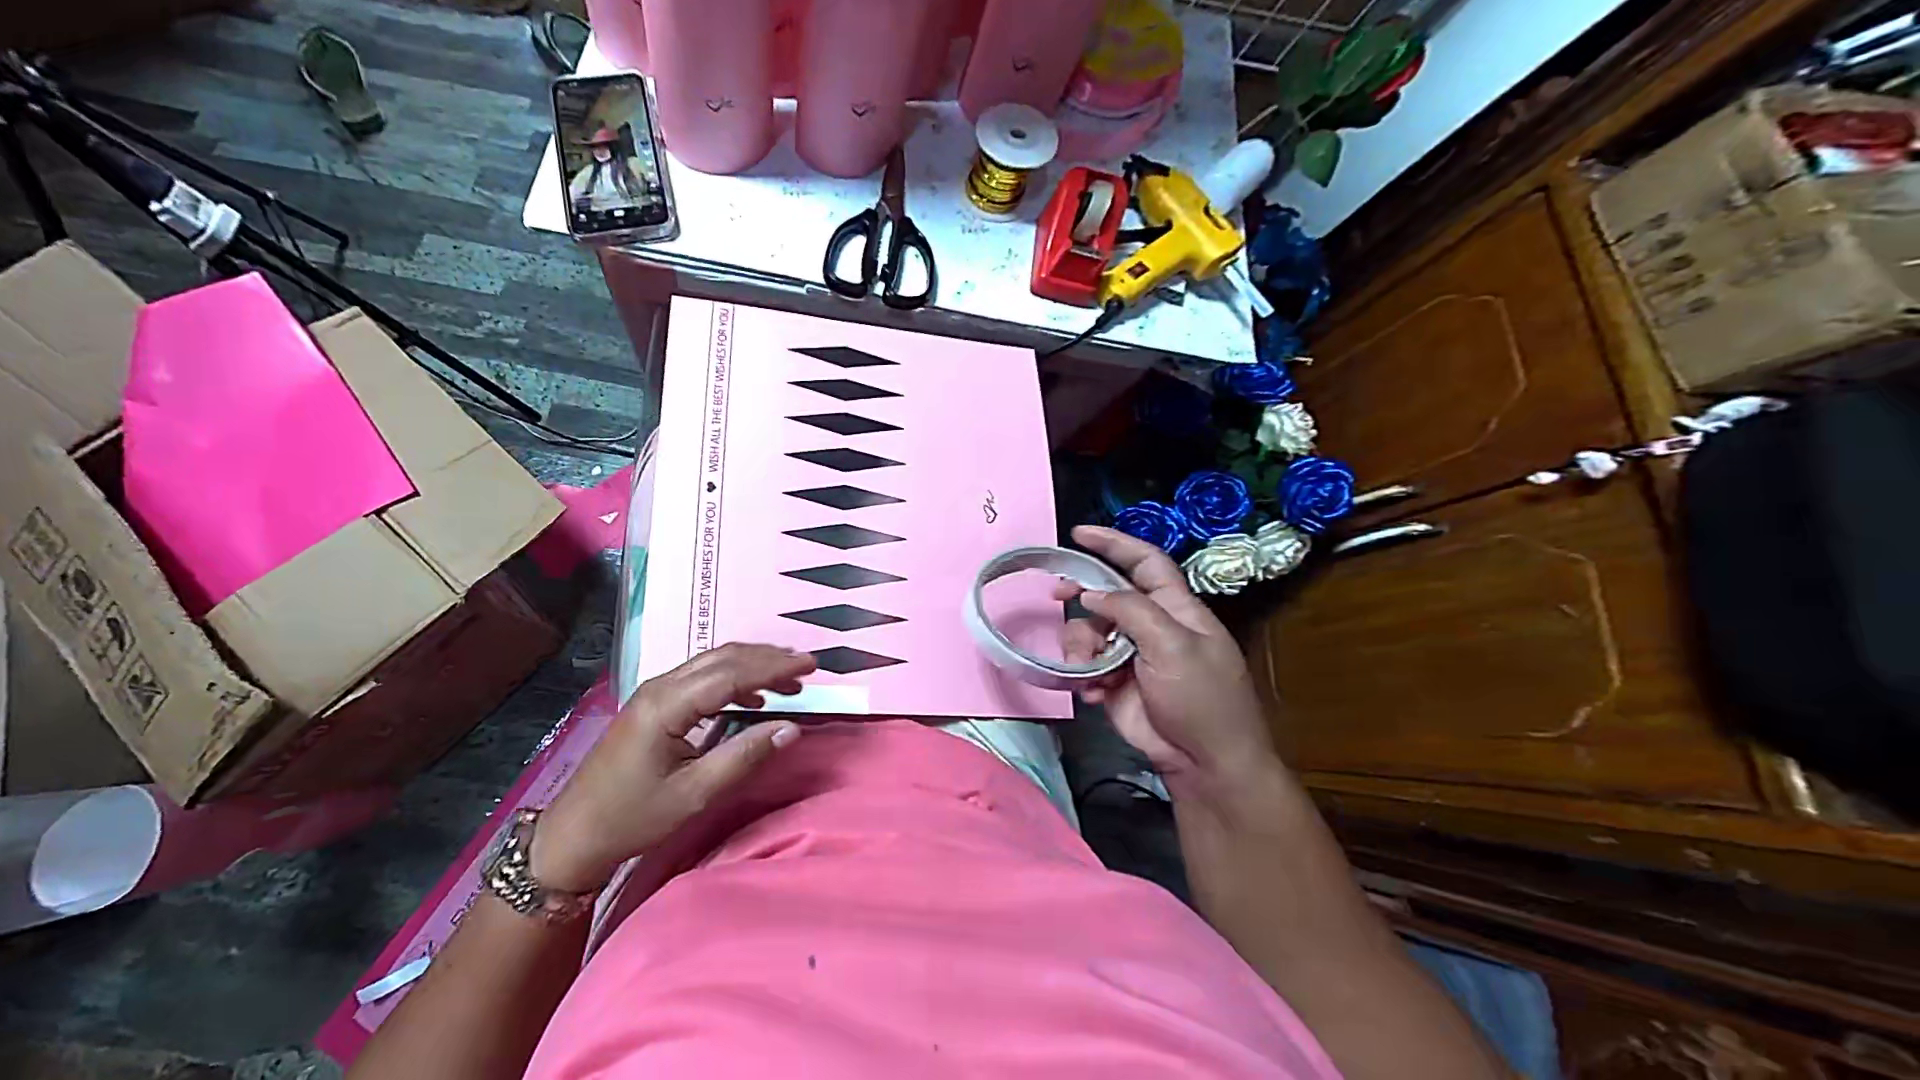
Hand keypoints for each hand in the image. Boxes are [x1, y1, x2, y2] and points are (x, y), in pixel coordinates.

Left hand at [531, 643, 814, 891]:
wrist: (572, 835)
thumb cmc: (632, 817)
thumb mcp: (694, 793)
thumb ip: (744, 756)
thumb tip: (791, 728)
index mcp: (667, 705)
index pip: (732, 674)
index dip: (775, 666)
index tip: (811, 664)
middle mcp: (660, 687)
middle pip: (724, 659)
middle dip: (768, 659)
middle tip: (807, 667)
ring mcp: (654, 693)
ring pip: (712, 663)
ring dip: (753, 666)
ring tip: (789, 678)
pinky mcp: (654, 705)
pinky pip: (701, 678)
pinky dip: (734, 679)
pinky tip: (753, 698)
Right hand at [1058, 526, 1278, 798]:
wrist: (1203, 762)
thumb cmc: (1202, 698)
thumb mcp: (1174, 647)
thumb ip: (1131, 611)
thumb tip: (1092, 594)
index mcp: (1175, 607)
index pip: (1144, 562)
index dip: (1114, 543)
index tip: (1078, 533)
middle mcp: (1150, 625)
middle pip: (1108, 594)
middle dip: (1082, 591)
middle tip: (1057, 592)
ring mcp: (1130, 654)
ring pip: (1089, 631)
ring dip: (1082, 646)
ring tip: (1091, 670)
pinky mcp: (1113, 682)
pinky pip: (1084, 664)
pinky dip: (1083, 674)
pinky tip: (1095, 693)